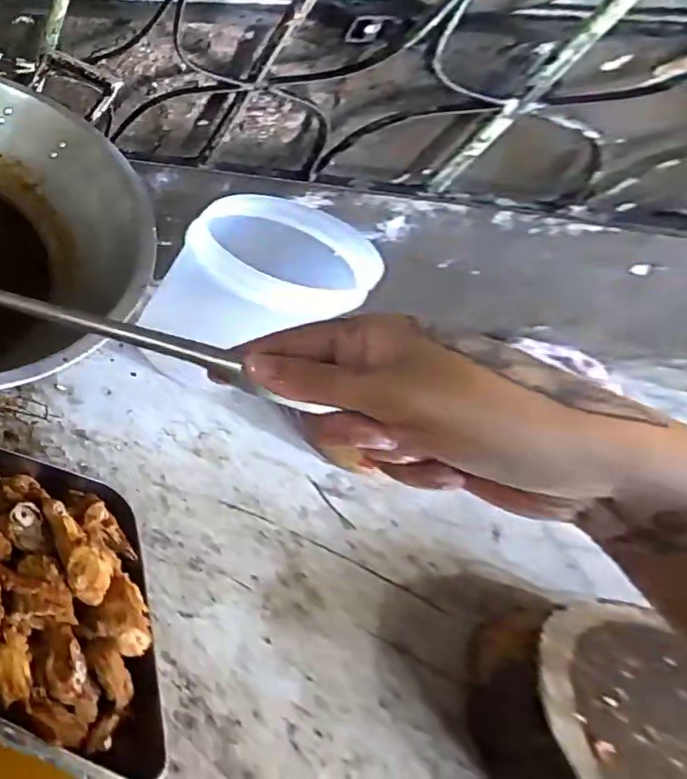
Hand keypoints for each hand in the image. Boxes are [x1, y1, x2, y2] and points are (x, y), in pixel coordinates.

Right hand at [238, 314, 652, 519]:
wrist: (594, 468)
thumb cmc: (488, 411)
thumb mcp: (392, 393)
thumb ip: (313, 383)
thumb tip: (250, 366)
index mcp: (370, 340)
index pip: (290, 346)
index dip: (253, 360)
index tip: (215, 373)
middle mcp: (378, 369)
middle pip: (312, 398)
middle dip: (341, 424)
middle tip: (376, 433)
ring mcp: (400, 407)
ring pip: (345, 434)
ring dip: (381, 450)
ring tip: (427, 450)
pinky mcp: (422, 442)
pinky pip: (382, 458)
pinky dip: (411, 468)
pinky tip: (449, 465)